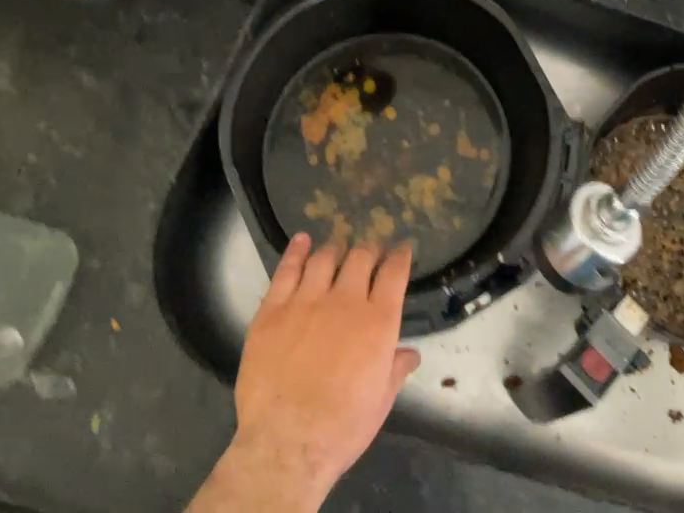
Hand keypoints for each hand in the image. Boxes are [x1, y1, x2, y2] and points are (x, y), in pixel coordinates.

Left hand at [188, 234, 420, 512]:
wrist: (288, 441)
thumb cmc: (343, 426)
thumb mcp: (381, 400)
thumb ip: (396, 370)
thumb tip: (410, 354)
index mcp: (379, 321)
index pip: (395, 272)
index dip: (400, 255)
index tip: (401, 249)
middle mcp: (346, 301)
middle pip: (361, 257)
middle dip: (369, 248)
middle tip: (370, 249)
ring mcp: (306, 302)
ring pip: (324, 258)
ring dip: (335, 248)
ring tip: (338, 247)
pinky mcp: (272, 311)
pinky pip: (286, 271)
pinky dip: (296, 251)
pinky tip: (301, 241)